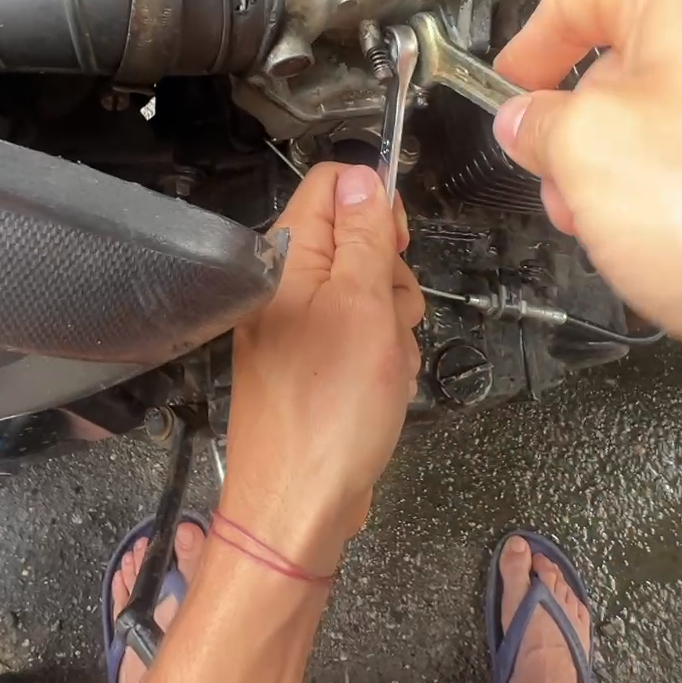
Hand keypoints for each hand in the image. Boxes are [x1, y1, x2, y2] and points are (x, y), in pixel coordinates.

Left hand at [221, 163, 423, 574]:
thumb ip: (364, 235)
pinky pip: (363, 334)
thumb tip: (364, 176)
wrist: (299, 506)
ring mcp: (300, 324)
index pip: (332, 185)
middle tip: (386, 319)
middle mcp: (286, 285)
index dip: (375, 204)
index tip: (395, 249)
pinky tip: (377, 386)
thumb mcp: (362, 307)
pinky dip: (381, 356)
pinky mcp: (314, 360)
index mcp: (287, 258)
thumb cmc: (328, 415)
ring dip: (391, 324)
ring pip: (369, 291)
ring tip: (382, 364)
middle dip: (389, 278)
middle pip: (359, 240)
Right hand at [492, 0, 681, 381]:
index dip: (525, 59)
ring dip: (642, 168)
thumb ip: (537, 128)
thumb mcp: (589, 159)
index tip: (505, 99)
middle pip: (632, 57)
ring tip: (638, 235)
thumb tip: (527, 123)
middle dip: (587, 132)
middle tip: (567, 195)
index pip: (572, 0)